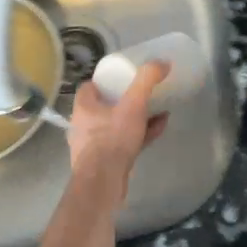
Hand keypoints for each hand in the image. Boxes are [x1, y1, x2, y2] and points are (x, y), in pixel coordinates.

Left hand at [66, 61, 168, 202]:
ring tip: (157, 110)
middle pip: (104, 106)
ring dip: (135, 117)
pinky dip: (139, 134)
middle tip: (142, 93)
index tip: (123, 77)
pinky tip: (159, 128)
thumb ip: (147, 80)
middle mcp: (84, 126)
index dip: (105, 80)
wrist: (103, 183)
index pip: (89, 87)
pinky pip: (123, 142)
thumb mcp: (134, 104)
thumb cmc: (113, 139)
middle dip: (124, 99)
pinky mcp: (104, 162)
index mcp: (84, 108)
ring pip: (115, 125)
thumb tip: (162, 62)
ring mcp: (93, 146)